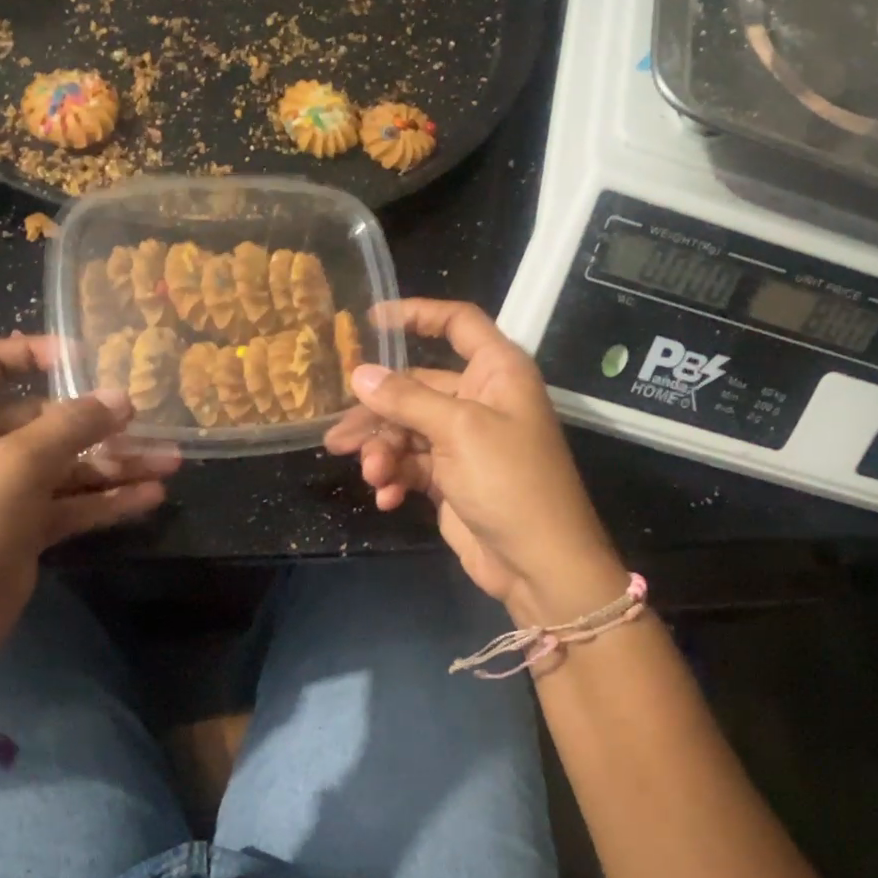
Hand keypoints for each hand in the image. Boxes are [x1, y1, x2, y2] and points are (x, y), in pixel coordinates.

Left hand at [0, 336, 176, 718]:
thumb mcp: (13, 469)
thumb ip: (71, 428)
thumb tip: (121, 397)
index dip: (36, 352)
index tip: (90, 357)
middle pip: (45, 418)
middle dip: (101, 422)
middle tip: (158, 425)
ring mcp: (1, 492)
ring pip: (67, 465)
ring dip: (116, 464)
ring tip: (172, 462)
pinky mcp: (22, 532)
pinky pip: (71, 505)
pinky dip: (107, 501)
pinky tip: (151, 498)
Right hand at [324, 300, 625, 624]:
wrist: (538, 562)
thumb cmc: (510, 481)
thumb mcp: (458, 431)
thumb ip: (406, 399)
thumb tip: (359, 373)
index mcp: (497, 372)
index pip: (458, 323)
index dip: (417, 315)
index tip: (371, 320)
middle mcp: (481, 400)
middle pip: (416, 388)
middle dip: (378, 413)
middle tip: (338, 437)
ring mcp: (465, 442)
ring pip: (407, 431)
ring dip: (383, 453)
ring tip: (372, 476)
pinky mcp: (451, 479)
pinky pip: (411, 466)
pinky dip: (396, 479)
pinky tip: (387, 498)